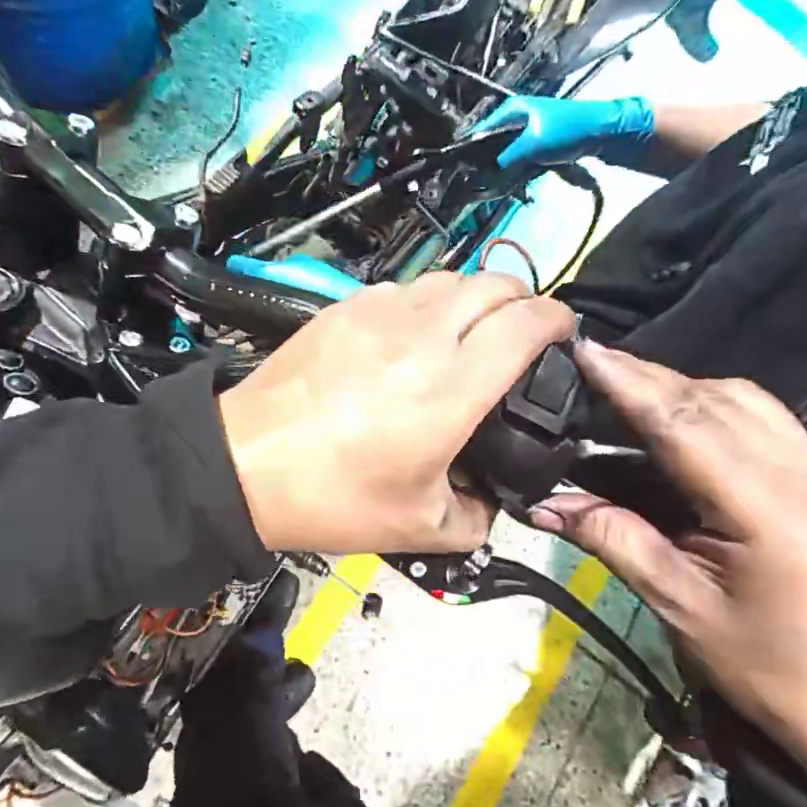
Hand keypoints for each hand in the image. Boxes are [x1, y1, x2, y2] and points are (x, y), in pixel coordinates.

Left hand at [219, 272, 572, 554]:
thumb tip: (488, 500)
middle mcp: (421, 334)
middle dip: (521, 304)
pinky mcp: (338, 310)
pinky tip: (408, 337)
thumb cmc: (330, 497)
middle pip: (496, 283)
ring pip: (447, 279)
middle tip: (518, 338)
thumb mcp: (418, 528)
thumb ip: (476, 516)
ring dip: (471, 299)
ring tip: (465, 335)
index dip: (560, 323)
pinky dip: (421, 303)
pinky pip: (399, 289)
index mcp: (453, 385)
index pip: (530, 321)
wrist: (243, 466)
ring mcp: (375, 314)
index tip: (562, 340)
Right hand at [476, 95, 655, 168]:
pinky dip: (519, 174)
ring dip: (505, 173)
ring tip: (504, 187)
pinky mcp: (538, 145)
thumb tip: (483, 176)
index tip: (462, 173)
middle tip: (484, 185)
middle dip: (489, 166)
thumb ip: (504, 160)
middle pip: (491, 146)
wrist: (605, 133)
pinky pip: (520, 162)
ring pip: (505, 157)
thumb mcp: (531, 145)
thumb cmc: (567, 131)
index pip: (479, 131)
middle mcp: (516, 118)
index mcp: (511, 109)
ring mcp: (528, 132)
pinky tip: (519, 185)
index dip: (470, 152)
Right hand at [529, 343, 806, 806]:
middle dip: (654, 378)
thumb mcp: (685, 611)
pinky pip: (768, 433)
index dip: (632, 385)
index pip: (690, 426)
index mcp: (777, 513)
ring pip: (752, 409)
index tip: (585, 350)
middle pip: (725, 402)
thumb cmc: (780, 681)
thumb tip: (545, 505)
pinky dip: (714, 417)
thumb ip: (617, 542)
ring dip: (685, 394)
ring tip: (625, 396)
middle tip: (592, 368)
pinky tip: (677, 433)